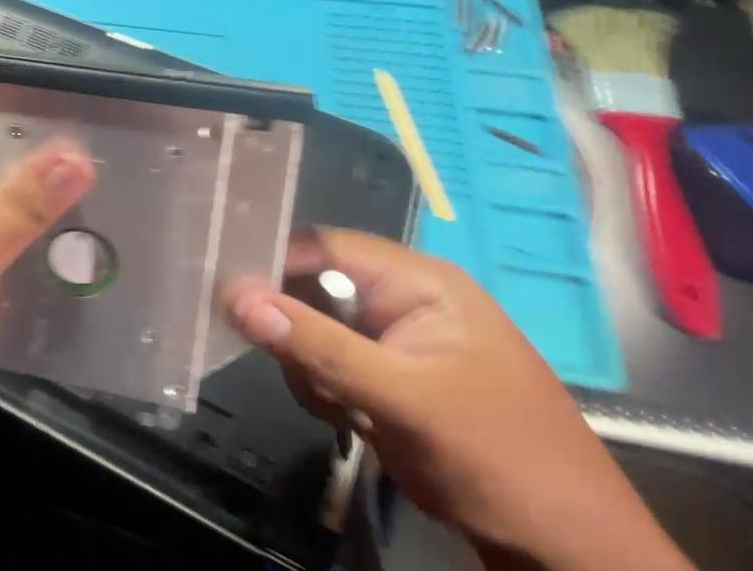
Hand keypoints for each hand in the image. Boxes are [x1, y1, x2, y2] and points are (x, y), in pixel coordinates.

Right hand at [228, 228, 689, 570]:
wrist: (561, 546)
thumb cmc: (498, 455)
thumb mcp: (404, 398)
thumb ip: (318, 346)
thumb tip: (236, 298)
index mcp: (420, 284)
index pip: (325, 246)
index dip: (273, 261)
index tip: (225, 291)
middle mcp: (400, 302)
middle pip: (309, 288)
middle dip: (291, 328)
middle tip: (288, 364)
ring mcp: (390, 343)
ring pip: (308, 331)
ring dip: (306, 368)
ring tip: (340, 408)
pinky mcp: (381, 379)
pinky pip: (321, 365)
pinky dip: (319, 390)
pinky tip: (349, 420)